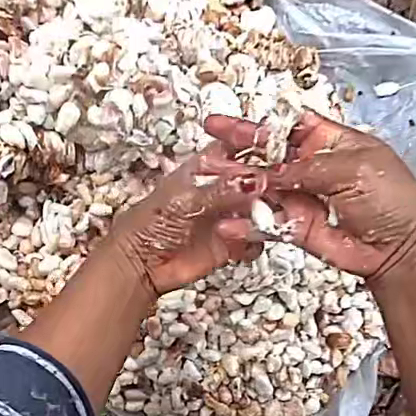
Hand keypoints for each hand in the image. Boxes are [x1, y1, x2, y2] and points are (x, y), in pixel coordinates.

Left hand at [101, 149, 267, 295]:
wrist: (141, 265)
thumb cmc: (151, 224)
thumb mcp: (185, 200)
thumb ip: (221, 191)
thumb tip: (254, 180)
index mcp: (207, 168)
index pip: (239, 150)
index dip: (258, 151)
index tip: (274, 156)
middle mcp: (222, 189)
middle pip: (256, 181)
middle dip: (267, 187)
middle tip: (273, 193)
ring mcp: (229, 216)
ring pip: (260, 210)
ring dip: (263, 215)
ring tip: (258, 221)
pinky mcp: (232, 243)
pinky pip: (256, 239)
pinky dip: (257, 240)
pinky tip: (247, 242)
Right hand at [203, 111, 415, 287]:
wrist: (402, 248)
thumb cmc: (391, 198)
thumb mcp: (350, 169)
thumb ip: (303, 169)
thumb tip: (264, 172)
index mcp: (328, 142)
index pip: (284, 128)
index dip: (254, 126)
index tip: (221, 125)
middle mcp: (310, 168)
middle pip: (266, 157)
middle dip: (236, 155)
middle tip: (206, 155)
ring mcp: (301, 198)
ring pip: (261, 190)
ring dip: (235, 188)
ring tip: (208, 186)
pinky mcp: (296, 227)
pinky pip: (266, 222)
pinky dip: (247, 225)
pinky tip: (228, 224)